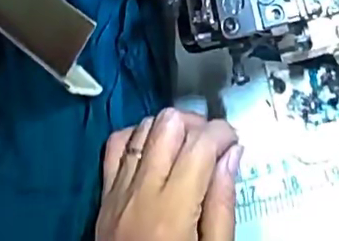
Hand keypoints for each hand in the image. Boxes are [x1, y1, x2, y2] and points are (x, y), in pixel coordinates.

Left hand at [96, 107, 243, 240]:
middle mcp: (140, 195)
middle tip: (213, 146)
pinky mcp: (103, 199)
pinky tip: (154, 151)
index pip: (200, 144)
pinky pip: (116, 146)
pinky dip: (137, 137)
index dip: (223, 133)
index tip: (235, 142)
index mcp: (171, 215)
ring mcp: (117, 195)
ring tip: (187, 148)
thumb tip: (232, 153)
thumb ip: (222, 206)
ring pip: (143, 126)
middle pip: (168, 124)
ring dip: (169, 129)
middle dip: (196, 125)